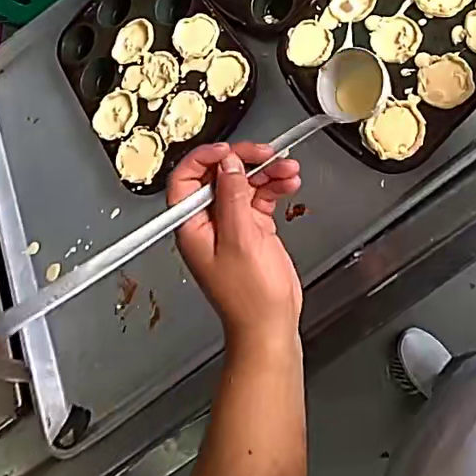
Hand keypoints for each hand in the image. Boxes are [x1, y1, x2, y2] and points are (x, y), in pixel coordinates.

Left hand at [167, 142, 303, 352]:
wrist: (271, 325)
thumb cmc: (248, 298)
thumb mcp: (239, 239)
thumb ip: (233, 197)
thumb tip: (228, 163)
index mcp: (191, 224)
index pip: (186, 179)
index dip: (205, 158)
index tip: (228, 150)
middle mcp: (207, 221)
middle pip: (219, 176)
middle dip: (243, 160)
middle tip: (266, 153)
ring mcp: (230, 223)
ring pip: (243, 183)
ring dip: (266, 172)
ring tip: (288, 169)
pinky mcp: (252, 228)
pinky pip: (259, 197)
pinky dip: (274, 187)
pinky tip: (289, 183)